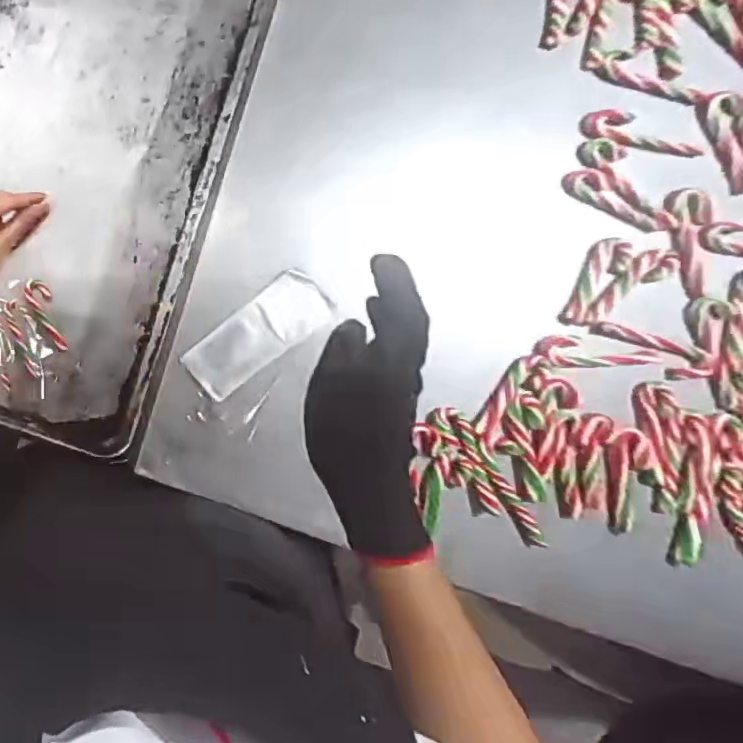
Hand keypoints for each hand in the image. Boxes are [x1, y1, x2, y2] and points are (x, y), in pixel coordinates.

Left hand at [0, 191, 50, 302]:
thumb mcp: (3, 245)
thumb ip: (22, 222)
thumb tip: (43, 206)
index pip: (6, 199)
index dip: (27, 199)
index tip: (46, 198)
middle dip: (14, 201)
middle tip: (35, 208)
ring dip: (2, 207)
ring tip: (21, 215)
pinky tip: (1, 223)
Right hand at [304, 254, 433, 563]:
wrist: (367, 483)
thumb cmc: (342, 438)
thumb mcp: (329, 391)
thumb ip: (342, 354)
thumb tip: (355, 325)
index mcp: (390, 363)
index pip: (403, 312)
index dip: (396, 283)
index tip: (380, 259)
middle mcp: (404, 368)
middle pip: (412, 321)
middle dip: (400, 290)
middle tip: (382, 266)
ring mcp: (401, 383)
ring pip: (406, 337)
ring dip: (395, 311)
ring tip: (375, 294)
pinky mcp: (394, 396)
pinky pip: (396, 352)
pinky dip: (388, 332)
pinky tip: (370, 333)